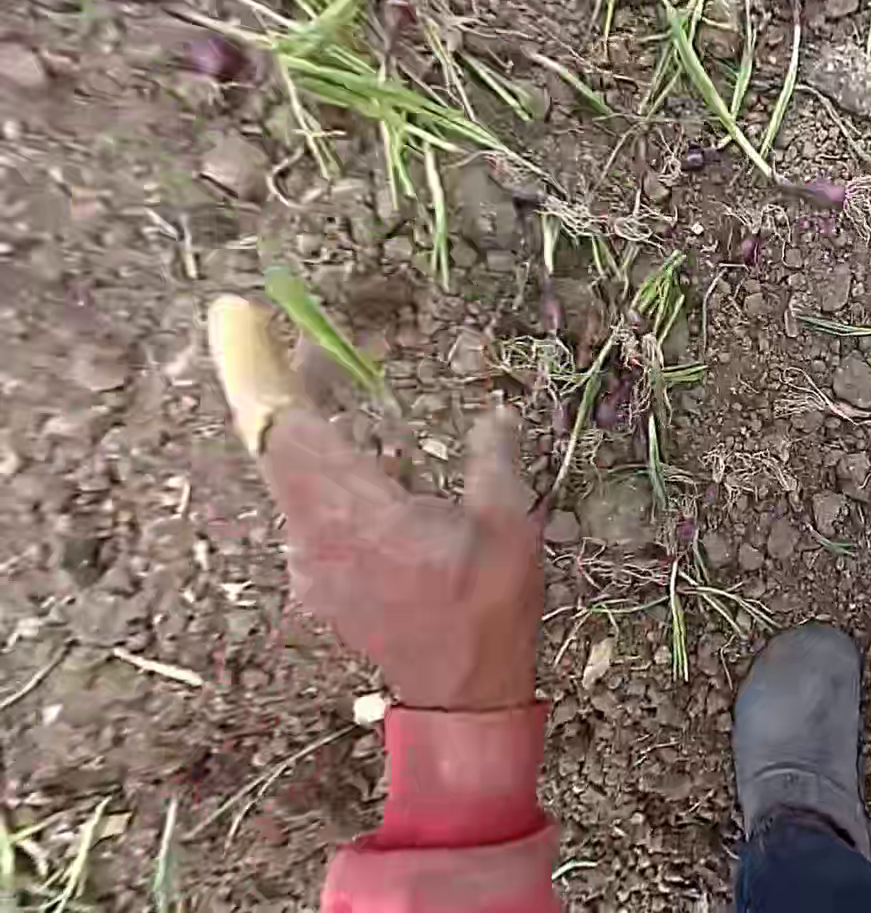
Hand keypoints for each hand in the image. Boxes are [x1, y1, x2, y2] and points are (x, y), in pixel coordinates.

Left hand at [208, 297, 542, 710]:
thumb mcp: (511, 521)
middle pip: (276, 446)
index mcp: (360, 511)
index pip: (289, 428)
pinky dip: (325, 469)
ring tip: (335, 396)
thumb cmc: (489, 598)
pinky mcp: (323, 575)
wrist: (460, 681)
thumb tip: (496, 410)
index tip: (237, 312)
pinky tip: (368, 468)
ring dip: (306, 430)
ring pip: (290, 477)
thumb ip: (496, 460)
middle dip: (279, 388)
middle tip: (300, 345)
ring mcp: (312, 557)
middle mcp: (315, 531)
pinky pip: (310, 506)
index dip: (257, 368)